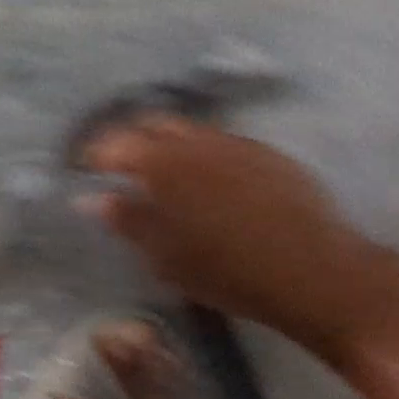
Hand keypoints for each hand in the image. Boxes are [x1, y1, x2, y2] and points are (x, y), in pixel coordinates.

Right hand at [81, 115, 392, 351]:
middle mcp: (198, 141)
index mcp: (163, 163)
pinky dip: (205, 156)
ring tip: (165, 177)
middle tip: (121, 167)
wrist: (313, 273)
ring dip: (171, 146)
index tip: (85, 169)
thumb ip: (125, 219)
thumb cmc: (225, 270)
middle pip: (154, 124)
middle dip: (133, 140)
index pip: (115, 143)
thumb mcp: (163, 254)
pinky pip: (225, 145)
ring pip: (192, 132)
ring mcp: (238, 144)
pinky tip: (211, 185)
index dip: (96, 153)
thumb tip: (91, 198)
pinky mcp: (270, 156)